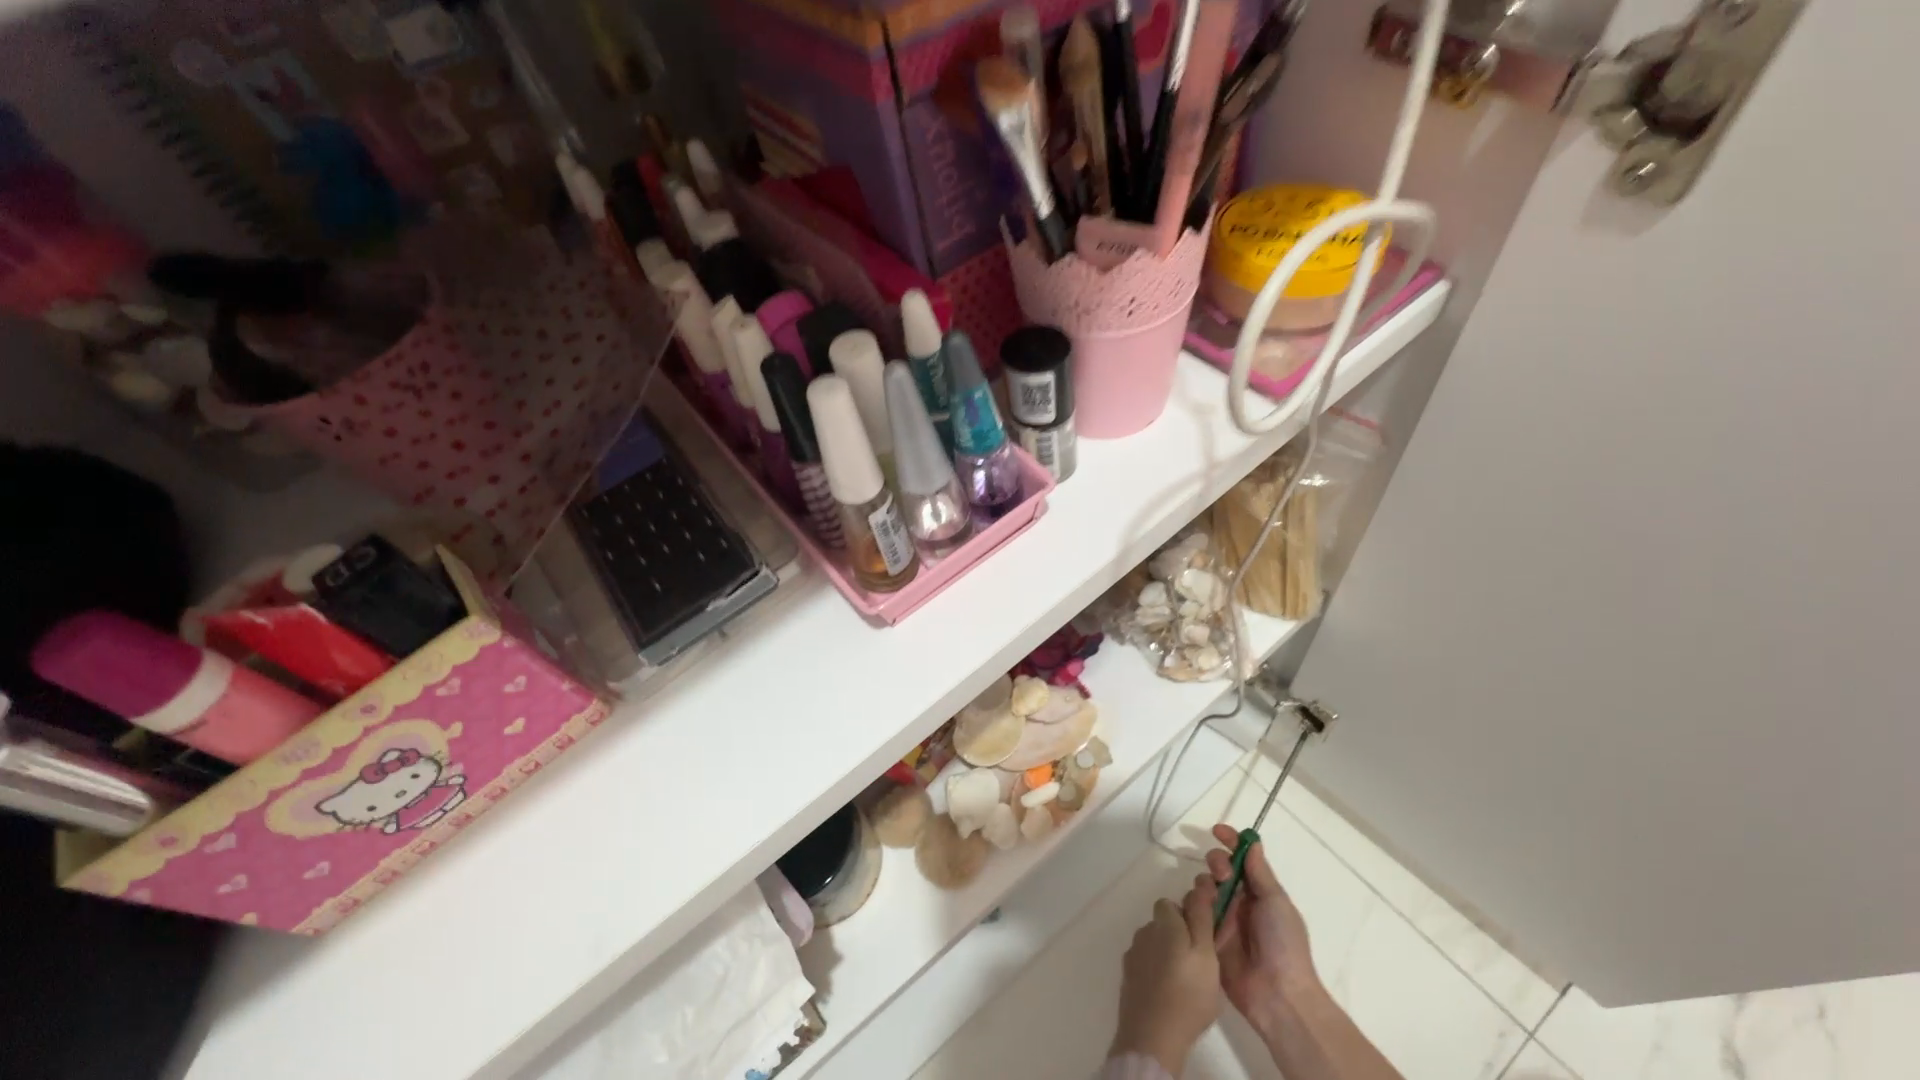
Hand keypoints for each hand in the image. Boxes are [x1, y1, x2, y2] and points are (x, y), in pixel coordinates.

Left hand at [1111, 876, 1222, 1075]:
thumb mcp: (1207, 955)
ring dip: (1166, 954)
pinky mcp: (1128, 978)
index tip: (1202, 936)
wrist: (1152, 1036)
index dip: (1187, 915)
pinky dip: (1156, 972)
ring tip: (1184, 981)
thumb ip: (1201, 918)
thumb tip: (1199, 884)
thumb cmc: (1188, 994)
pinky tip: (1168, 992)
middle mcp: (1143, 933)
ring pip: (1153, 944)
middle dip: (1178, 935)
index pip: (1170, 904)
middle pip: (1162, 923)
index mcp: (1163, 923)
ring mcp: (1132, 956)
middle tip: (1198, 962)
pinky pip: (1146, 964)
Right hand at [1207, 823, 1317, 1038]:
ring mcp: (1222, 920)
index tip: (1216, 830)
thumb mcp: (1276, 903)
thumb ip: (1260, 873)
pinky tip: (1192, 909)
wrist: (1276, 994)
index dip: (1230, 842)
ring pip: (1202, 888)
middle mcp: (1240, 903)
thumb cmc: (1283, 944)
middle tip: (1222, 876)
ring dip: (1203, 884)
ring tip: (1209, 897)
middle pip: (1219, 869)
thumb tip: (1252, 841)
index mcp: (1260, 893)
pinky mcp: (1207, 938)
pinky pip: (1192, 914)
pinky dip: (1190, 906)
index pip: (1243, 860)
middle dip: (1216, 862)